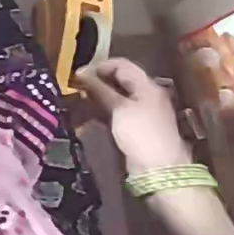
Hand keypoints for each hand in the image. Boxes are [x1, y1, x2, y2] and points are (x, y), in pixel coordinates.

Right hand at [76, 58, 193, 171]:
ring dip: (97, 96)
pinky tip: (87, 114)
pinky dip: (102, 110)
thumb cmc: (140, 134)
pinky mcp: (134, 127)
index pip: (121, 65)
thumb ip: (100, 89)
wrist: (158, 169)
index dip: (99, 66)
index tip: (77, 74)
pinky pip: (115, 111)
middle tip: (75, 87)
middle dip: (97, 80)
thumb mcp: (119, 108)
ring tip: (77, 100)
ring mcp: (140, 111)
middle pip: (119, 79)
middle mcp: (145, 94)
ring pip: (115, 96)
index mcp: (147, 85)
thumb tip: (82, 72)